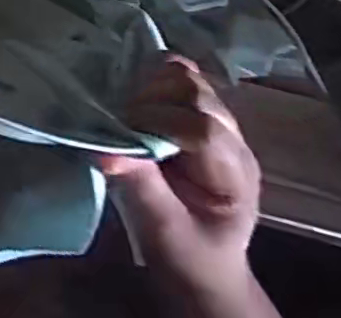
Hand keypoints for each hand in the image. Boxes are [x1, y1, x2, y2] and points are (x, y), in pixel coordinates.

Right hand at [99, 57, 268, 313]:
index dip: (158, 122)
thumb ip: (141, 187)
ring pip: (188, 78)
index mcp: (232, 175)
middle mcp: (233, 142)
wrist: (201, 262)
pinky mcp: (199, 114)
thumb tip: (107, 148)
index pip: (203, 129)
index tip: (125, 133)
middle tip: (124, 119)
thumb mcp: (162, 230)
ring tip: (130, 109)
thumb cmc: (185, 252)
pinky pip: (179, 77)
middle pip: (196, 94)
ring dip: (151, 85)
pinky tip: (137, 98)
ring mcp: (219, 125)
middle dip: (151, 99)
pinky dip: (153, 77)